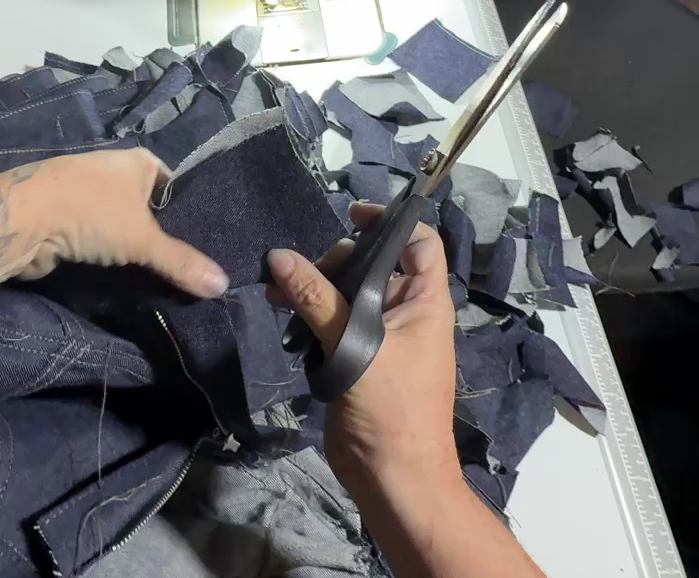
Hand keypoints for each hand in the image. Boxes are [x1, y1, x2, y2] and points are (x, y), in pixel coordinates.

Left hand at [5, 148, 229, 296]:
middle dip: (164, 239)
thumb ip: (181, 262)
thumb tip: (224, 284)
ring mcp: (90, 196)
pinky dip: (112, 259)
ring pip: (124, 228)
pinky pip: (102, 242)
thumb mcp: (143, 239)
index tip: (211, 248)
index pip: (177, 188)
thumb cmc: (90, 211)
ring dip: (136, 252)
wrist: (23, 220)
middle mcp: (116, 174)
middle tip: (192, 272)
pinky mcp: (70, 220)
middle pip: (151, 211)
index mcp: (139, 162)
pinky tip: (129, 281)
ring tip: (167, 281)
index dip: (191, 216)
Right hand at [267, 204, 461, 498]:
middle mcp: (403, 311)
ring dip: (311, 287)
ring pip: (344, 291)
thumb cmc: (391, 408)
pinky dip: (307, 312)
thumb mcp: (355, 345)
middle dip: (331, 261)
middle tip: (297, 276)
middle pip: (370, 263)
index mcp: (423, 302)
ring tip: (275, 293)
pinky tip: (282, 314)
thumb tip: (279, 256)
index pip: (420, 243)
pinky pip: (330, 319)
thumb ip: (316, 298)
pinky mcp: (355, 356)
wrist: (393, 481)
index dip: (391, 221)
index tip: (351, 216)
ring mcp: (378, 335)